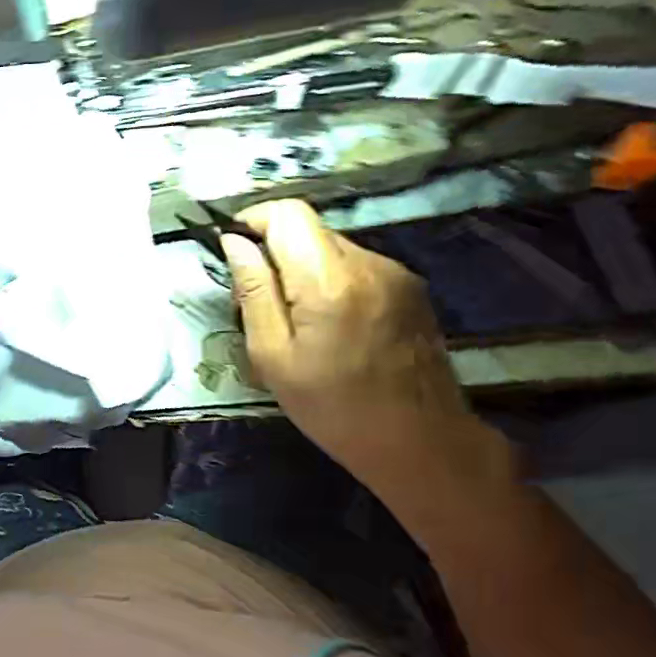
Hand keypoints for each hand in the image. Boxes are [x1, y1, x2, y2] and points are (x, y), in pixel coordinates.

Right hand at [220, 199, 503, 495]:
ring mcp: (396, 274)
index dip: (253, 220)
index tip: (233, 251)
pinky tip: (328, 324)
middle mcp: (369, 264)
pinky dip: (328, 281)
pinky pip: (353, 266)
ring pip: (329, 247)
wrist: (422, 443)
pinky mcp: (409, 288)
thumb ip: (253, 291)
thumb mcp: (271, 355)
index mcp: (329, 281)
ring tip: (294, 319)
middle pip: (308, 229)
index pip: (288, 213)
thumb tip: (234, 242)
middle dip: (273, 251)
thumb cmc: (333, 406)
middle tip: (256, 299)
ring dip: (301, 269)